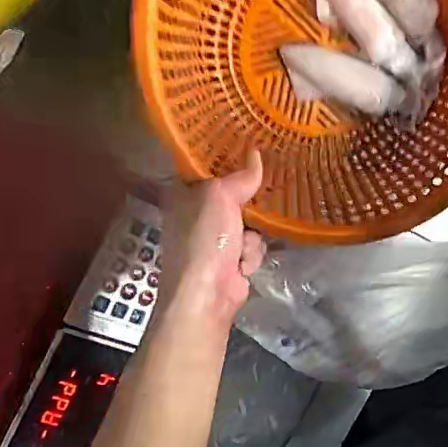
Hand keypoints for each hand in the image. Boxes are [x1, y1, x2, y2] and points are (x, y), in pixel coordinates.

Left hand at [157, 151, 266, 325]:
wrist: (206, 294)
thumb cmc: (204, 239)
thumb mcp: (220, 197)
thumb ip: (240, 177)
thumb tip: (256, 154)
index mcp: (182, 195)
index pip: (205, 170)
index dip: (226, 162)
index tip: (250, 153)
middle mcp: (195, 216)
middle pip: (233, 197)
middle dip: (248, 204)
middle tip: (265, 193)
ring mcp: (213, 241)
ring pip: (249, 224)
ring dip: (251, 237)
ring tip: (242, 247)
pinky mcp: (229, 262)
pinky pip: (252, 247)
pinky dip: (251, 255)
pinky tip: (243, 265)